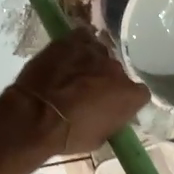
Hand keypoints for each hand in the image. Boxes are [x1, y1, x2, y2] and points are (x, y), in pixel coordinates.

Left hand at [5, 27, 149, 154]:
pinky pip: (82, 36)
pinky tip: (69, 53)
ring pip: (99, 53)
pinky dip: (78, 44)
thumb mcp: (100, 137)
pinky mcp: (71, 41)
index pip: (138, 93)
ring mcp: (94, 52)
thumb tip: (109, 111)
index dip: (124, 99)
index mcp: (130, 95)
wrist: (35, 116)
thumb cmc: (69, 135)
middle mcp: (117, 69)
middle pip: (117, 72)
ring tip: (75, 71)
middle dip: (106, 80)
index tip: (112, 105)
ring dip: (91, 62)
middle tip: (89, 90)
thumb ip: (112, 118)